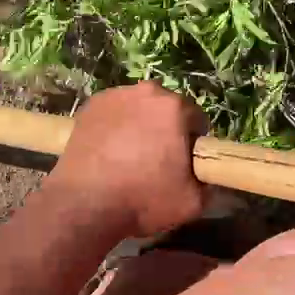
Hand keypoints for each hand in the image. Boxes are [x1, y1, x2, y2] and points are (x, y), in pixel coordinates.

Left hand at [42, 82, 208, 237]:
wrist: (85, 203)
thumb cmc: (142, 199)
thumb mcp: (191, 203)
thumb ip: (209, 185)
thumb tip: (206, 177)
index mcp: (175, 107)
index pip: (196, 119)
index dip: (192, 142)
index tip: (183, 163)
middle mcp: (147, 91)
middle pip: (166, 108)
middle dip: (166, 128)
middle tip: (156, 160)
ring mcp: (116, 95)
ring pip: (138, 107)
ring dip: (140, 124)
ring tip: (129, 156)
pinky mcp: (92, 104)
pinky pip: (114, 112)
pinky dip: (116, 125)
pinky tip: (109, 150)